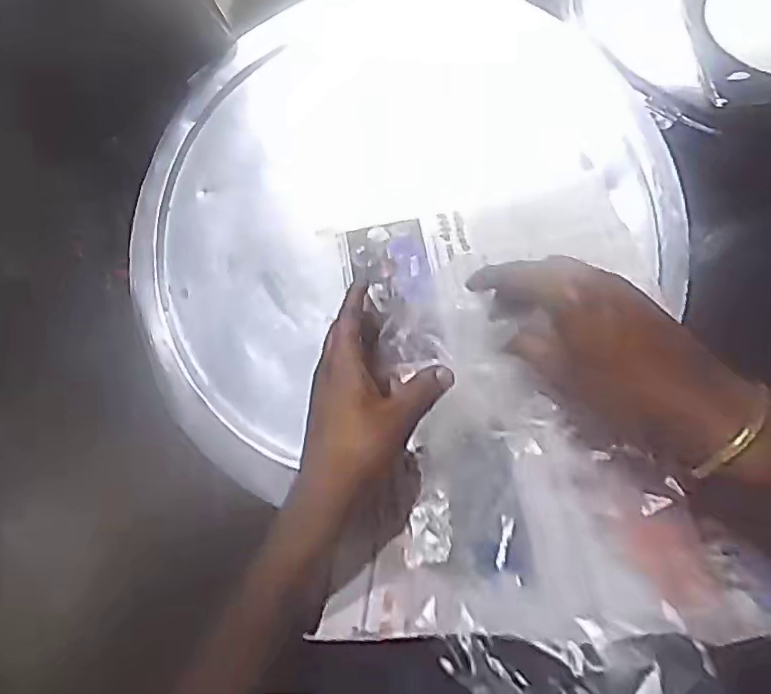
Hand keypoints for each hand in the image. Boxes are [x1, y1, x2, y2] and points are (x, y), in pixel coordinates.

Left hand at [295, 280, 453, 516]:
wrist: (325, 492)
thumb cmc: (358, 448)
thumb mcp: (397, 417)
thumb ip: (422, 390)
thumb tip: (445, 369)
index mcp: (341, 364)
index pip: (348, 319)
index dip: (357, 297)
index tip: (368, 278)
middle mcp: (329, 371)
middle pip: (344, 334)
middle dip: (362, 316)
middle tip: (387, 303)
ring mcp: (328, 391)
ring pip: (344, 354)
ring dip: (363, 340)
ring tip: (390, 332)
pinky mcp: (331, 408)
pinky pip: (347, 372)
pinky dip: (364, 363)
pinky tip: (385, 374)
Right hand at [467, 257, 759, 466]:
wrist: (703, 408)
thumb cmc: (628, 398)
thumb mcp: (568, 380)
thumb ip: (532, 350)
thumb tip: (508, 335)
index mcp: (571, 293)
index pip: (520, 274)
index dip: (492, 278)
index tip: (471, 286)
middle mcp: (593, 279)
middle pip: (544, 268)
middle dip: (517, 282)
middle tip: (496, 307)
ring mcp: (618, 287)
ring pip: (568, 275)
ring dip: (543, 288)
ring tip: (523, 315)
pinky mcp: (635, 300)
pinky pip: (588, 285)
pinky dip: (566, 295)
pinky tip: (561, 322)